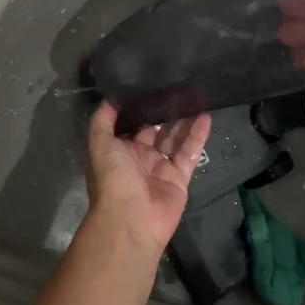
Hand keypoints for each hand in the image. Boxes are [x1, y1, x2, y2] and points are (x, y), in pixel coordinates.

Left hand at [84, 101, 210, 250]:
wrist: (131, 219)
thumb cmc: (112, 178)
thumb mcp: (99, 144)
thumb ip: (103, 120)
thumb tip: (110, 97)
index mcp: (120, 150)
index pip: (132, 124)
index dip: (140, 107)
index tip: (150, 84)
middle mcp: (140, 157)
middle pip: (155, 130)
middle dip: (163, 111)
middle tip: (176, 86)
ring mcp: (161, 168)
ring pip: (174, 139)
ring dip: (183, 120)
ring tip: (193, 95)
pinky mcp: (180, 178)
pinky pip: (190, 152)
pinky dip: (198, 135)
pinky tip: (205, 115)